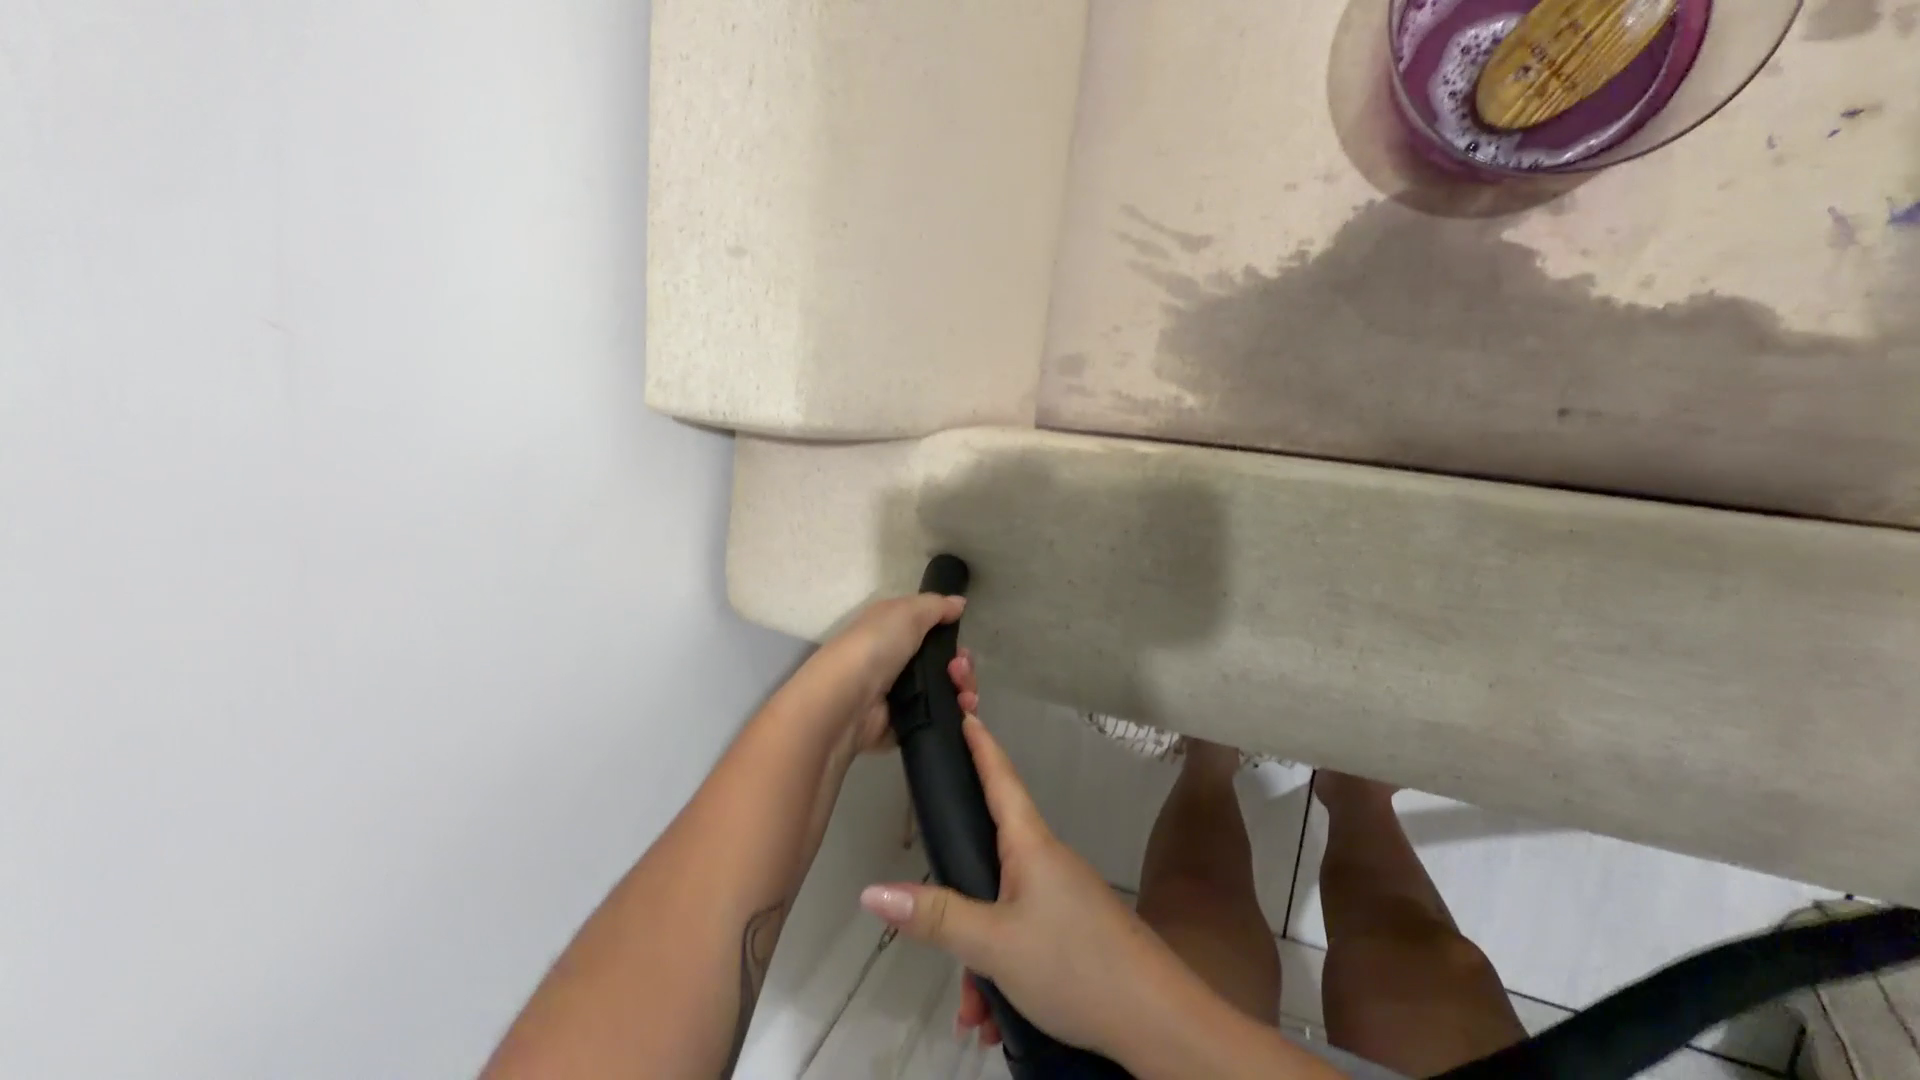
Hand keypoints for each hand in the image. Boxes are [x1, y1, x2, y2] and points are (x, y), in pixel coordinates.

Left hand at [790, 593, 975, 756]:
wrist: (845, 701)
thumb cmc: (875, 647)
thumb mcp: (906, 612)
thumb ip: (936, 606)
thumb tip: (959, 603)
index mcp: (893, 633)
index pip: (932, 634)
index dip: (951, 639)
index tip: (962, 647)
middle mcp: (897, 663)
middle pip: (945, 666)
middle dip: (963, 669)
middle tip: (958, 672)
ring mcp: (902, 697)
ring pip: (947, 693)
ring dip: (963, 691)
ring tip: (963, 697)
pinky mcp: (906, 725)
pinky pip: (939, 718)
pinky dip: (955, 717)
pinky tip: (961, 714)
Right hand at [857, 716, 1186, 1059]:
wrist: (1157, 1021)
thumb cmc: (1076, 963)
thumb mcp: (994, 943)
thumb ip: (935, 916)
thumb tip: (874, 892)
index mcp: (1031, 845)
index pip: (1000, 779)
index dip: (981, 746)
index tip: (966, 714)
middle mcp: (1047, 863)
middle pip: (987, 860)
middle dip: (956, 902)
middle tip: (930, 928)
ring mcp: (1064, 899)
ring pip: (1001, 915)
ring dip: (979, 961)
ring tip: (974, 1012)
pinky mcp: (1074, 933)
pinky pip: (1024, 943)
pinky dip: (1004, 977)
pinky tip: (995, 1019)